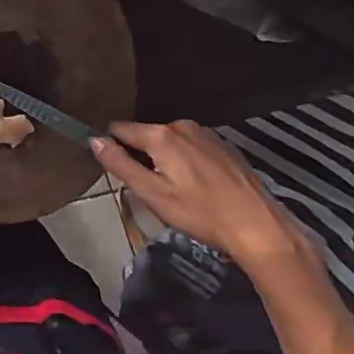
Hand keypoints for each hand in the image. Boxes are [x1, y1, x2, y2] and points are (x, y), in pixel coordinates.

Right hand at [89, 120, 310, 268]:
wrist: (260, 227)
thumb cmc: (200, 212)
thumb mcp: (152, 193)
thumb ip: (119, 163)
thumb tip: (93, 139)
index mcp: (160, 135)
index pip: (119, 129)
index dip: (113, 147)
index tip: (119, 170)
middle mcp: (181, 126)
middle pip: (146, 135)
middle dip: (142, 156)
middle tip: (151, 188)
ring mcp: (206, 134)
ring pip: (169, 142)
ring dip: (165, 159)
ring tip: (176, 190)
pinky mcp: (223, 146)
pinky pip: (191, 147)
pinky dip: (187, 162)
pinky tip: (198, 187)